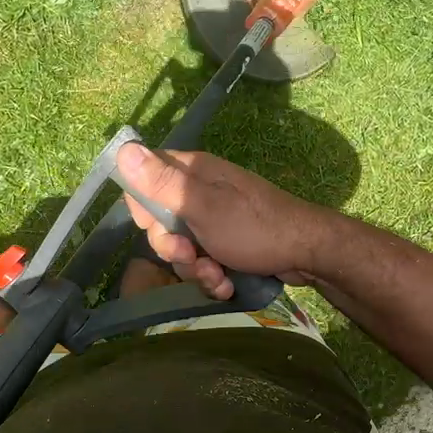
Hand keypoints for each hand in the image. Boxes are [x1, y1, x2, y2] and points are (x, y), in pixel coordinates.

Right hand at [115, 144, 337, 298]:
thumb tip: (123, 147)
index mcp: (193, 172)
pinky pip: (204, 260)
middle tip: (191, 256)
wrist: (309, 254)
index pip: (144, 181)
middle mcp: (201, 190)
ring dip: (195, 269)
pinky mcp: (228, 242)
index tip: (155, 227)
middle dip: (173, 249)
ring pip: (182, 248)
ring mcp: (216, 218)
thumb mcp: (203, 206)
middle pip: (161, 222)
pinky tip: (228, 284)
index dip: (143, 209)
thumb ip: (163, 183)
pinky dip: (213, 275)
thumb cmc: (254, 227)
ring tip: (218, 277)